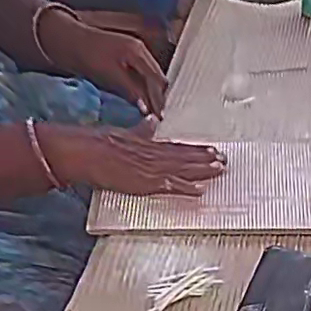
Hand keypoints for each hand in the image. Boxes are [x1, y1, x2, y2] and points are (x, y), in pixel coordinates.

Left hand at [37, 11, 169, 114]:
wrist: (70, 41)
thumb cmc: (88, 55)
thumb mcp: (111, 75)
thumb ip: (131, 91)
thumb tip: (147, 109)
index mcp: (137, 52)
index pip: (156, 81)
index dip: (159, 101)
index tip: (160, 119)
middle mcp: (140, 51)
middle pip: (158, 79)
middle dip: (160, 98)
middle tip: (160, 119)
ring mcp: (136, 53)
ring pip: (152, 78)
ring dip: (154, 95)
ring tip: (154, 113)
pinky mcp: (129, 58)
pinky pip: (144, 76)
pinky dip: (146, 90)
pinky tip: (144, 101)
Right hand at [39, 121, 225, 195]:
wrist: (85, 151)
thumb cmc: (98, 143)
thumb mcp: (123, 132)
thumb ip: (140, 129)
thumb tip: (151, 120)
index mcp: (149, 144)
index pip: (177, 147)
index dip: (196, 150)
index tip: (212, 150)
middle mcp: (154, 155)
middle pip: (185, 157)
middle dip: (205, 159)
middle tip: (225, 160)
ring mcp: (151, 169)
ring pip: (182, 169)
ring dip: (202, 170)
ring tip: (219, 169)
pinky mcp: (146, 182)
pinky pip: (171, 185)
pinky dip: (186, 187)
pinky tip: (200, 189)